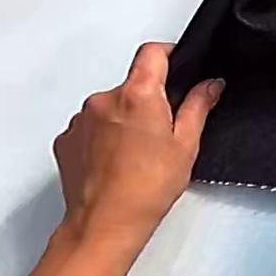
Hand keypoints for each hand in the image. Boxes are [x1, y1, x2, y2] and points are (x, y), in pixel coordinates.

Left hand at [52, 42, 222, 256]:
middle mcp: (104, 100)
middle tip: (166, 127)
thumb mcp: (187, 143)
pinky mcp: (66, 140)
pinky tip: (121, 158)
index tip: (179, 64)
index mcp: (138, 95)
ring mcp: (81, 120)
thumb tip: (210, 84)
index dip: (169, 54)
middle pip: (133, 81)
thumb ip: (199, 105)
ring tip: (141, 149)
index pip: (152, 52)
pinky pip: (91, 125)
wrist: (105, 223)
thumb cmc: (147, 187)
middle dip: (151, 97)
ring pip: (112, 104)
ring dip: (126, 117)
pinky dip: (106, 134)